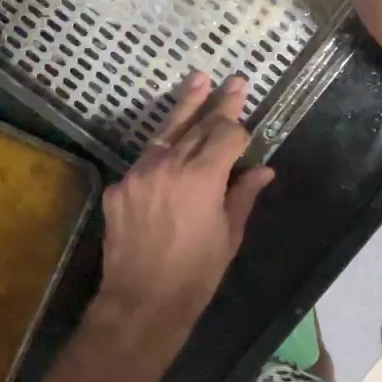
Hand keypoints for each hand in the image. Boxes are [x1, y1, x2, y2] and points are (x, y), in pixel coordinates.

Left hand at [95, 72, 276, 341]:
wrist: (142, 301)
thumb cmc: (196, 274)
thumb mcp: (229, 235)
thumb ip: (243, 195)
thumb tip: (262, 171)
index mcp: (202, 176)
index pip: (226, 134)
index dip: (240, 128)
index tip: (248, 123)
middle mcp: (168, 164)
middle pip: (198, 125)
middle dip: (219, 103)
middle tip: (236, 81)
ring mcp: (138, 174)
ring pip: (165, 133)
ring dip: (185, 109)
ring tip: (199, 80)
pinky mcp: (118, 188)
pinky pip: (145, 163)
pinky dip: (161, 155)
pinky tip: (171, 149)